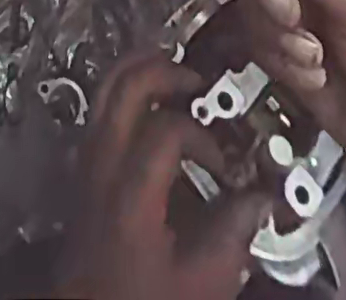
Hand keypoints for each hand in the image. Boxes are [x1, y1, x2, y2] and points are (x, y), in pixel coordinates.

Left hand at [55, 54, 270, 299]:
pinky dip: (123, 86)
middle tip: (198, 82)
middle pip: (125, 87)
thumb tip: (260, 197)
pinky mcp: (84, 165)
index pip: (165, 128)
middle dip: (164, 72)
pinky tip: (148, 94)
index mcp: (130, 192)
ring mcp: (87, 160)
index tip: (222, 162)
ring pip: (105, 88)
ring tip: (172, 66)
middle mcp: (103, 164)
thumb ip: (232, 234)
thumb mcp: (199, 283)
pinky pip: (99, 106)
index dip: (201, 135)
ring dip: (139, 68)